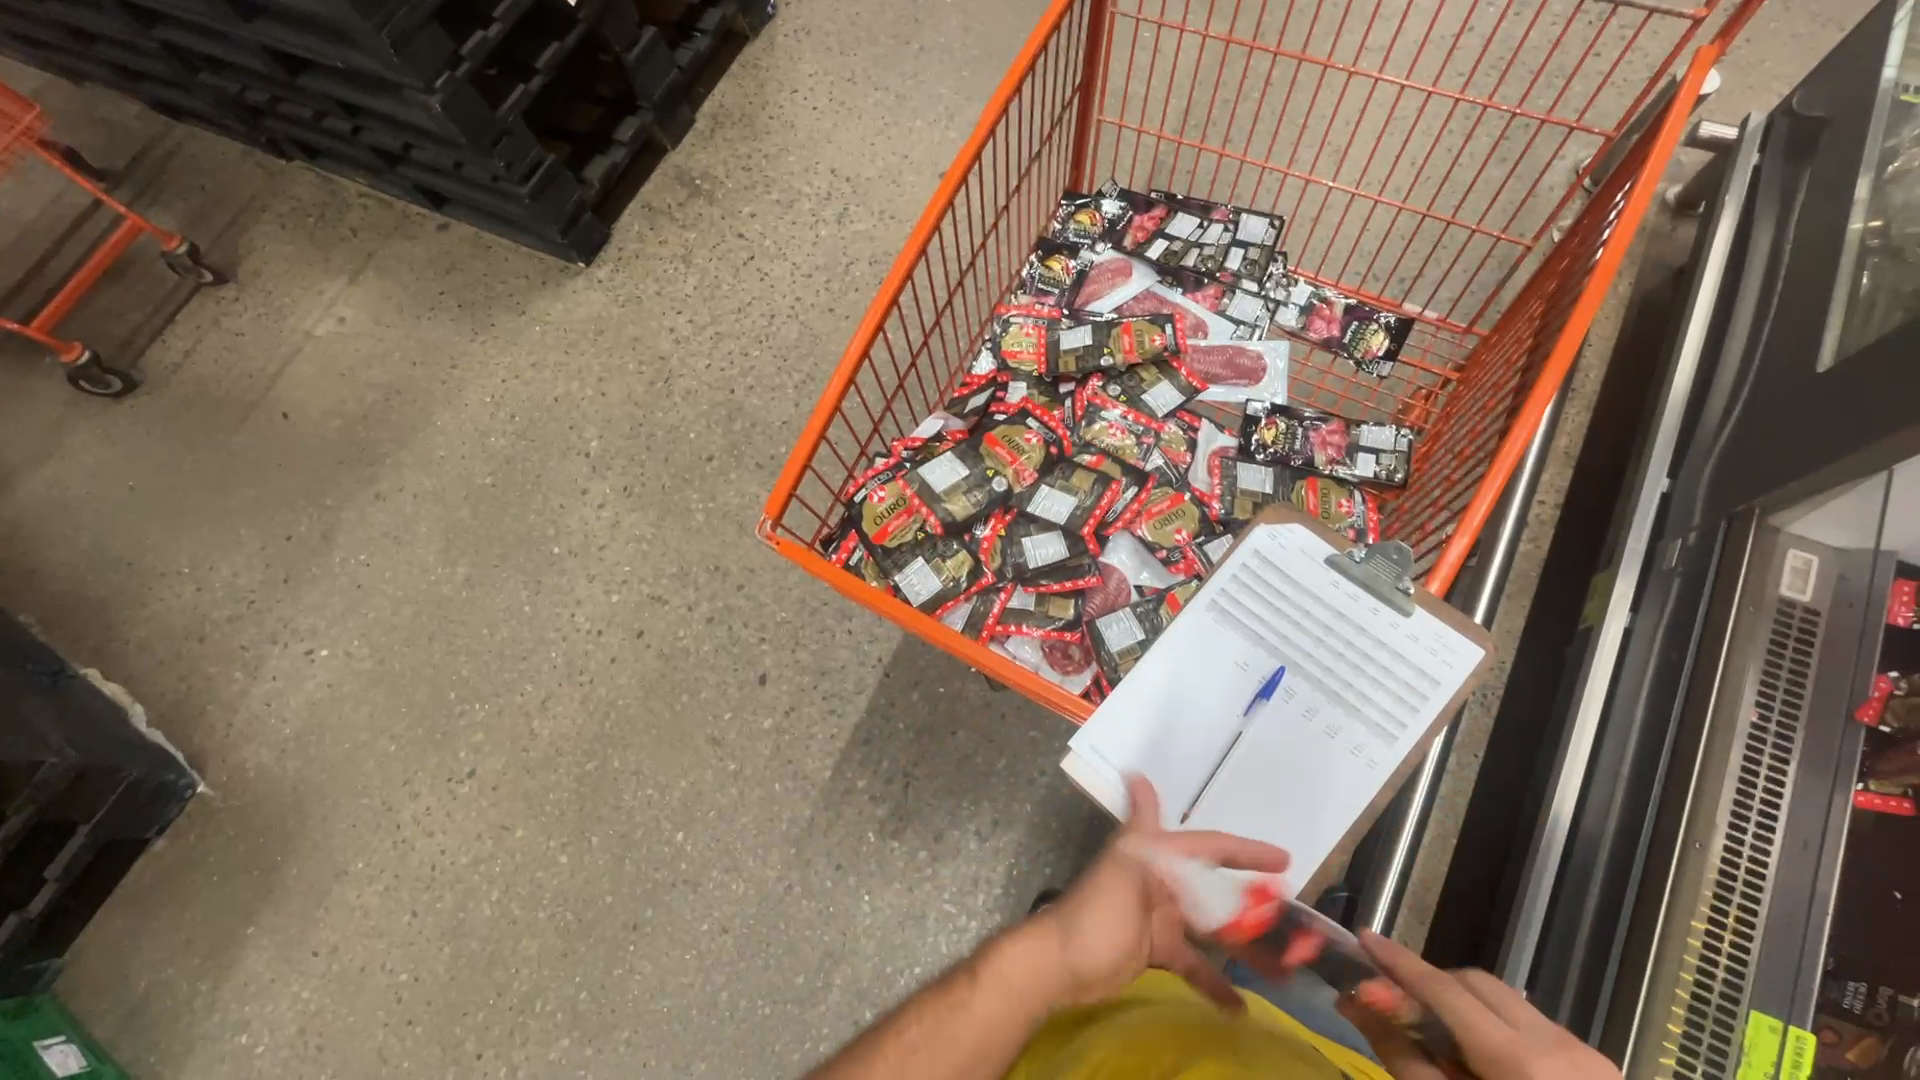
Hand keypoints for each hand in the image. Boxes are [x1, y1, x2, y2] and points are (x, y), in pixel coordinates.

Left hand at [1025, 775, 1289, 1009]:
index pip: (1211, 849)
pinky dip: (1215, 984)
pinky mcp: (1157, 951)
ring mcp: (1162, 919)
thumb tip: (1136, 774)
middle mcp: (1164, 884)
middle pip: (1219, 894)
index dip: (1247, 853)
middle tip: (1299, 929)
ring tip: (1285, 970)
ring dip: (1245, 949)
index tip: (1286, 861)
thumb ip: (1140, 825)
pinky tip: (1241, 1007)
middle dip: (1256, 909)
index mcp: (1158, 858)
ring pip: (1214, 931)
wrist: (1060, 963)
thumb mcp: (1122, 866)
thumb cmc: (1096, 912)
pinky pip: (1194, 966)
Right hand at [1339, 931, 1622, 1079]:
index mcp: (1519, 1062)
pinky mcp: (1601, 1066)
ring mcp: (1588, 1055)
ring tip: (1440, 1040)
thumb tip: (1356, 1002)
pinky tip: (1484, 1064)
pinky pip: (1533, 1026)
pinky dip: (1497, 1029)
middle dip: (1433, 984)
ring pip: (1506, 1001)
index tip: (1364, 937)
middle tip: (1395, 998)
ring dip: (1465, 1006)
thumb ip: (1401, 1055)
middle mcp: (1558, 1044)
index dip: (1400, 962)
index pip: (1445, 990)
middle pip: (1477, 983)